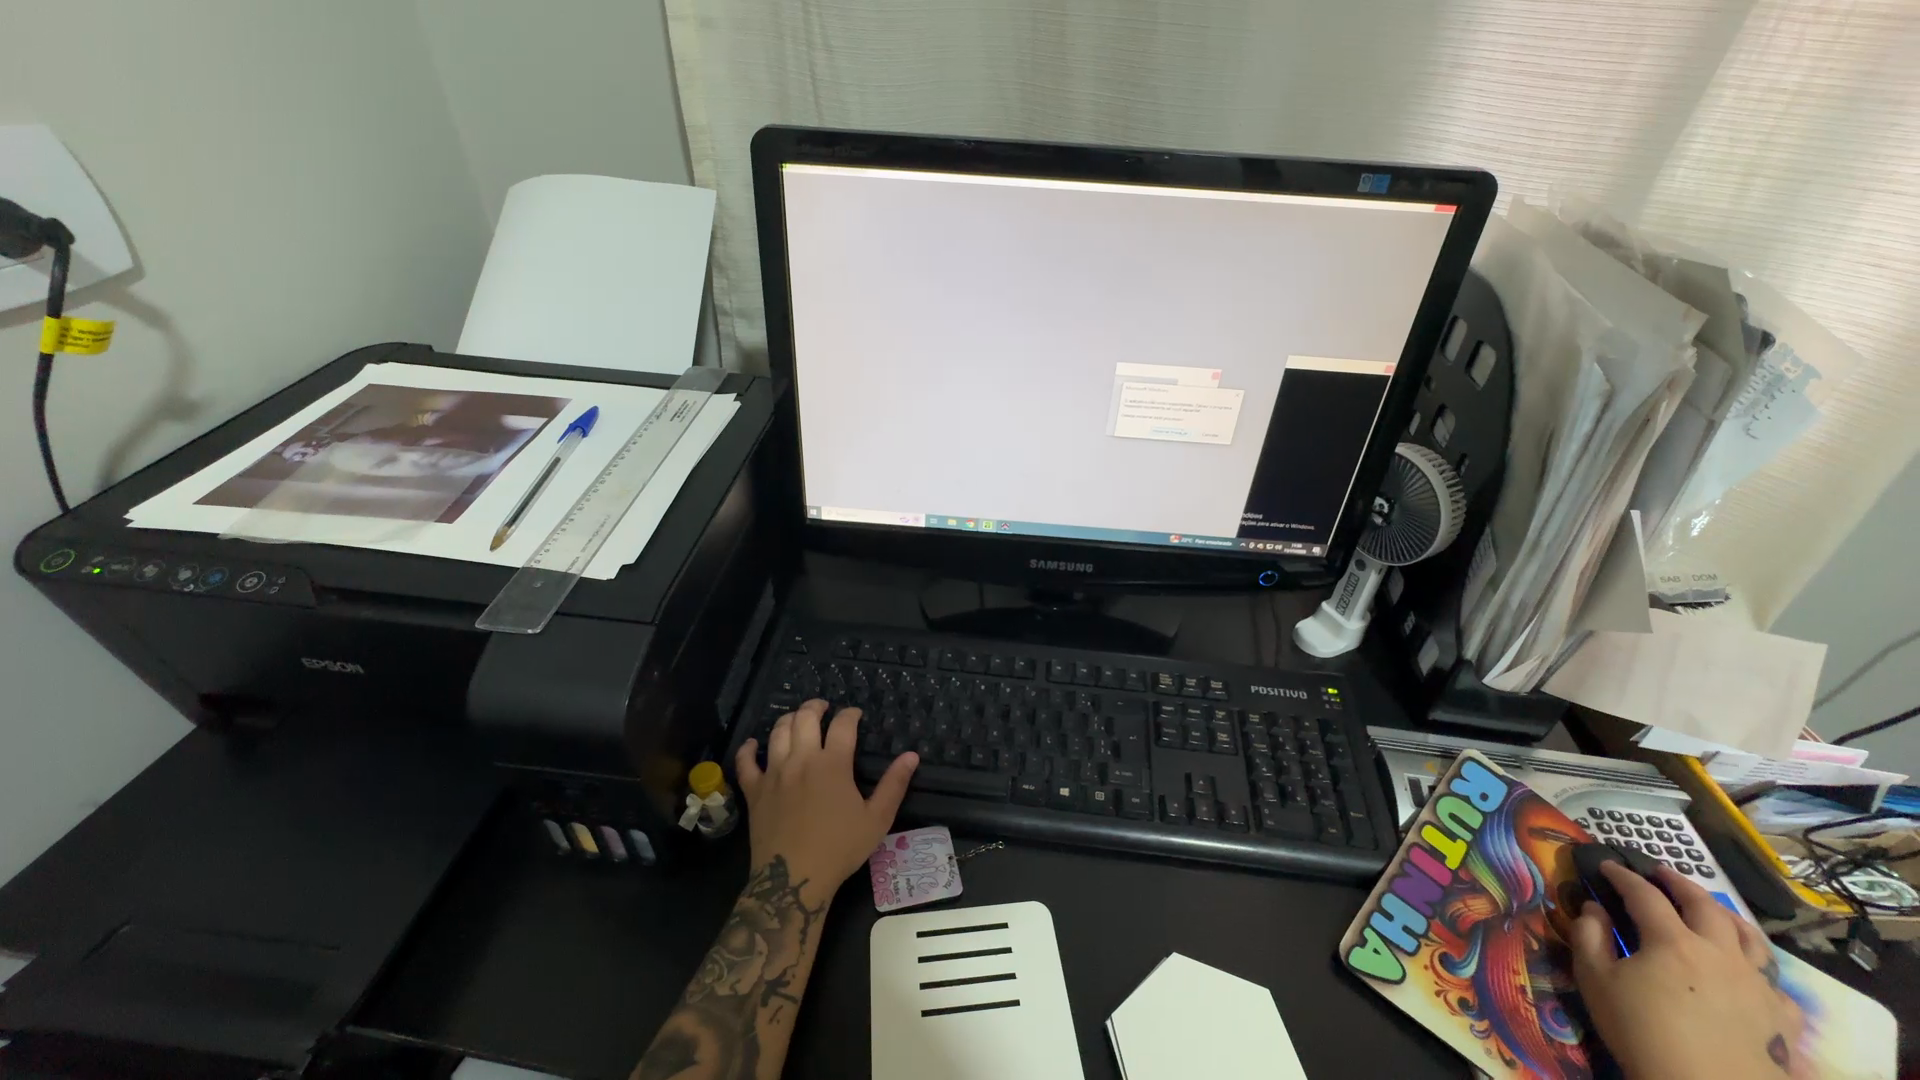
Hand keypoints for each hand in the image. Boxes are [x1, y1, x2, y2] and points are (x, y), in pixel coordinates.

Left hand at [734, 700, 918, 900]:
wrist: (794, 878)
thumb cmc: (840, 848)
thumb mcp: (877, 819)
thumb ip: (894, 784)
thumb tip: (911, 756)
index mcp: (833, 764)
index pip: (842, 725)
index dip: (850, 714)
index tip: (855, 714)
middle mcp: (801, 760)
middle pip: (805, 718)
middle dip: (816, 706)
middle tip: (823, 707)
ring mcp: (774, 773)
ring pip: (777, 732)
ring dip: (788, 719)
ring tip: (797, 719)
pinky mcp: (754, 790)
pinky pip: (745, 762)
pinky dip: (748, 748)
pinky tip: (753, 744)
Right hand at [1571, 860, 1803, 1079]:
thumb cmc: (1641, 1032)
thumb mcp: (1595, 981)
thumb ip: (1588, 936)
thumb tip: (1592, 908)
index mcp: (1673, 941)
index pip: (1645, 894)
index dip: (1623, 876)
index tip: (1607, 865)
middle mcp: (1720, 952)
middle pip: (1704, 905)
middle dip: (1679, 883)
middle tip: (1660, 873)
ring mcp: (1757, 983)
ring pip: (1749, 935)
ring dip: (1725, 914)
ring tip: (1711, 908)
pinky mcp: (1780, 1015)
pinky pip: (1774, 980)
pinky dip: (1757, 965)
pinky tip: (1746, 970)